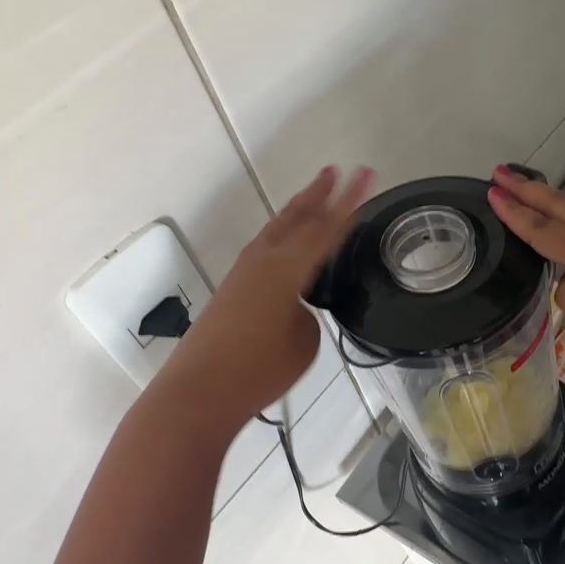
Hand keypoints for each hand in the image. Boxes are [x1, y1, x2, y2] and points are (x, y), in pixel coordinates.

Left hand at [166, 165, 373, 419]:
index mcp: (286, 269)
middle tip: (337, 170)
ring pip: (275, 232)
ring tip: (315, 196)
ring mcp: (242, 275)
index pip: (327, 229)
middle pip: (295, 219)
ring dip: (297, 212)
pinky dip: (281, 237)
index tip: (366, 175)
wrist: (198, 393)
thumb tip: (297, 309)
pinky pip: (263, 251)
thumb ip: (307, 315)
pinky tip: (286, 244)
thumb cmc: (258, 370)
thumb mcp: (303, 342)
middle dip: (318, 194)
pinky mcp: (231, 292)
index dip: (350, 202)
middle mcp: (262, 262)